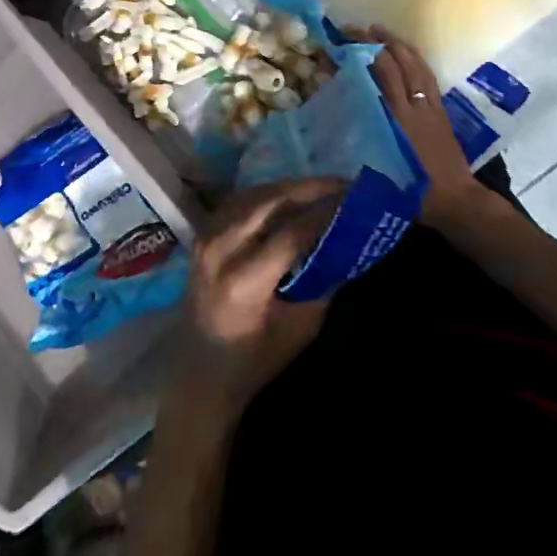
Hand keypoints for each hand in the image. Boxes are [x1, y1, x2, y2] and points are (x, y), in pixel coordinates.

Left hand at [182, 178, 344, 408]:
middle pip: (271, 202)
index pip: (292, 232)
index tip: (358, 200)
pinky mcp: (203, 235)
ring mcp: (206, 239)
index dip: (327, 212)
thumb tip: (354, 245)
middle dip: (312, 188)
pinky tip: (292, 196)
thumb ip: (326, 283)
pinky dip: (270, 194)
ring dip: (292, 187)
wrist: (198, 371)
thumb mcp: (300, 328)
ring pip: (255, 195)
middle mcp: (220, 251)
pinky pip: (240, 202)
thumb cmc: (254, 359)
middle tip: (346, 184)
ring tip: (326, 187)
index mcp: (243, 282)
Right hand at [352, 25, 486, 232]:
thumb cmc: (417, 195)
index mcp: (400, 121)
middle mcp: (416, 107)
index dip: (364, 57)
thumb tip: (329, 143)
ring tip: (380, 31)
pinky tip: (407, 55)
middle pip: (398, 65)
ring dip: (398, 45)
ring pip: (416, 66)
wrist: (458, 200)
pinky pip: (428, 77)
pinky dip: (416, 60)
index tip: (343, 45)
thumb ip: (356, 159)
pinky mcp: (442, 112)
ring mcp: (432, 107)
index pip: (383, 77)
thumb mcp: (381, 178)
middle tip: (356, 29)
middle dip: (378, 43)